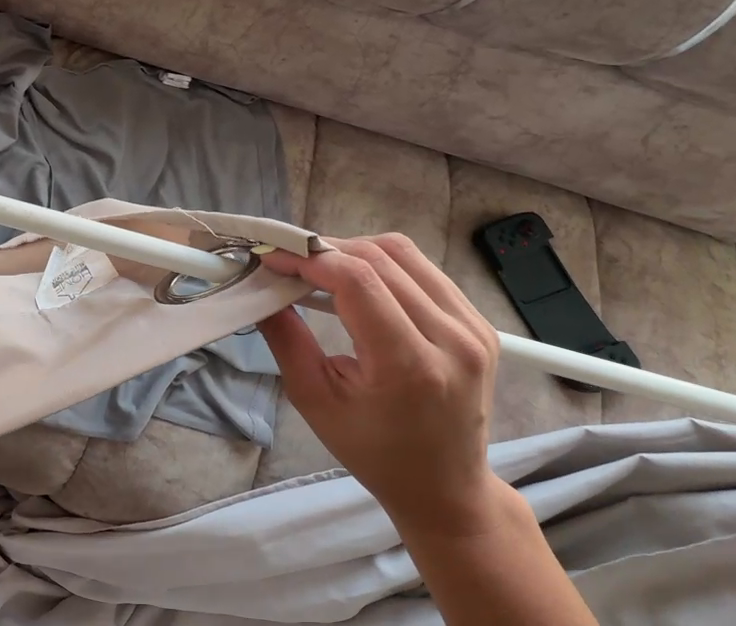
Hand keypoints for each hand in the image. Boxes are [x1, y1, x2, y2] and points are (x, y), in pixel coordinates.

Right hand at [257, 233, 507, 537]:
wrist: (445, 487)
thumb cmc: (371, 450)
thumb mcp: (313, 398)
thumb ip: (285, 337)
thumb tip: (256, 288)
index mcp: (410, 365)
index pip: (357, 280)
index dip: (306, 258)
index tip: (270, 258)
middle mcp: (452, 339)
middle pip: (378, 257)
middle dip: (322, 250)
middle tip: (286, 262)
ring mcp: (473, 329)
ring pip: (402, 252)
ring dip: (351, 250)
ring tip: (318, 269)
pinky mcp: (479, 324)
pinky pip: (422, 269)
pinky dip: (380, 262)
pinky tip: (355, 282)